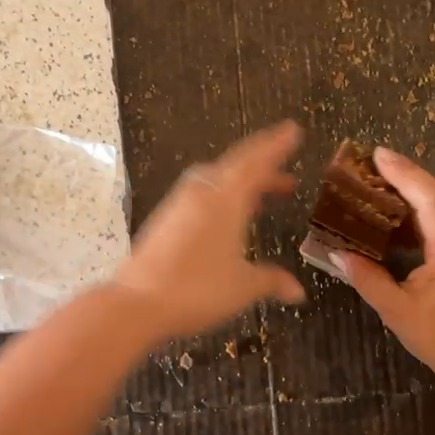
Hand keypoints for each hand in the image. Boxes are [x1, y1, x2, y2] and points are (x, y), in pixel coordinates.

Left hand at [109, 121, 306, 342]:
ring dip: (239, 185)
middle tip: (285, 178)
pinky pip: (200, 198)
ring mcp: (179, 206)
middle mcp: (202, 194)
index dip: (275, 146)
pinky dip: (220, 200)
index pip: (255, 161)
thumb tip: (297, 290)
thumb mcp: (243, 286)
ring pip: (215, 182)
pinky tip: (226, 221)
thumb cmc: (197, 289)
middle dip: (262, 169)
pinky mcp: (165, 222)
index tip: (292, 131)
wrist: (138, 302)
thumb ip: (272, 281)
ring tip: (259, 198)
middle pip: (235, 168)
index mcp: (226, 199)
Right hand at [331, 148, 434, 387]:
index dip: (404, 173)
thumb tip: (339, 254)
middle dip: (402, 178)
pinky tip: (393, 222)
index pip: (430, 197)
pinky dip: (418, 218)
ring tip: (373, 190)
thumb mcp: (397, 311)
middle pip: (434, 197)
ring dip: (408, 198)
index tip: (377, 154)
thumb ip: (368, 279)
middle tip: (367, 167)